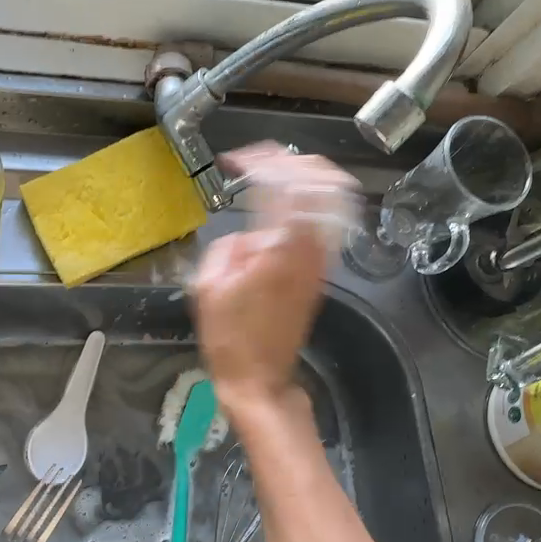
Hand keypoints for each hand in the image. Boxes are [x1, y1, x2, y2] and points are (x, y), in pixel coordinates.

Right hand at [192, 143, 356, 413]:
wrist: (260, 380)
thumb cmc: (229, 340)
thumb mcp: (208, 288)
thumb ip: (227, 247)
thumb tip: (247, 237)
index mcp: (279, 248)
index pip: (283, 182)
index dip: (258, 161)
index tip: (232, 161)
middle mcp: (310, 248)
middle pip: (322, 182)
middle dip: (292, 161)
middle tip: (261, 161)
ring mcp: (321, 261)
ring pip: (332, 200)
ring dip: (306, 179)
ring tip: (274, 175)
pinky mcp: (321, 274)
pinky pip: (327, 223)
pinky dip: (312, 203)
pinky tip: (287, 204)